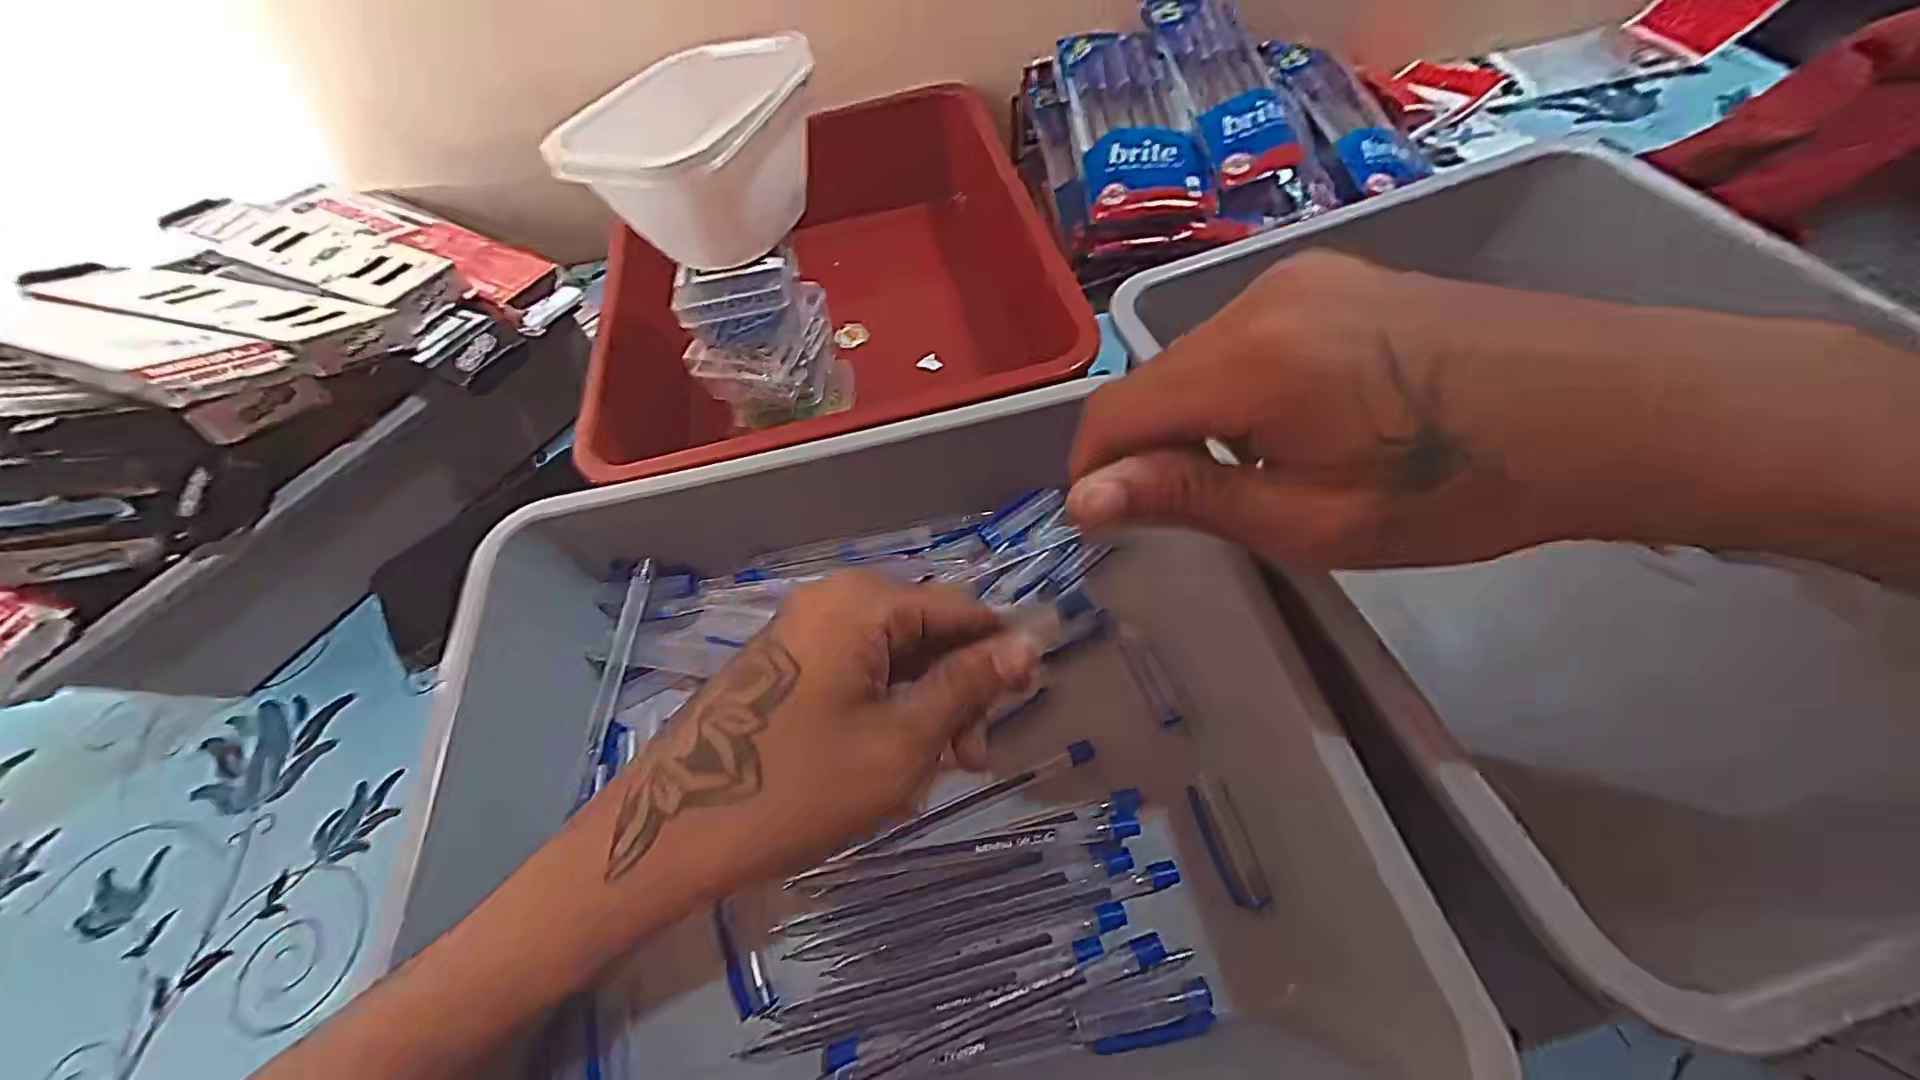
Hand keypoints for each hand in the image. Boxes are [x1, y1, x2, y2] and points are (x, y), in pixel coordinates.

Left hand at [603, 572, 1038, 887]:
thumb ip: (967, 685)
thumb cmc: (797, 787)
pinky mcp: (787, 663)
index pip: (961, 609)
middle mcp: (834, 600)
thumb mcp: (901, 741)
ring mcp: (805, 630)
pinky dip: (884, 711)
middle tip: (970, 759)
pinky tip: (887, 763)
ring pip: (893, 658)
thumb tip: (1026, 644)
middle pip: (926, 632)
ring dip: (922, 708)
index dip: (1000, 652)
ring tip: (927, 773)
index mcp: (864, 602)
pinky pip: (857, 672)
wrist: (669, 832)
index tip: (1025, 702)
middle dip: (956, 692)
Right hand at [1069, 250, 1919, 575]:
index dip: (1093, 469)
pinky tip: (1285, 424)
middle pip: (1148, 381)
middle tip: (1195, 509)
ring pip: (1188, 360)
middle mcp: (1257, 298)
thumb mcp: (1306, 519)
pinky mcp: (1326, 276)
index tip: (1109, 521)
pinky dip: (1226, 392)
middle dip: (1145, 449)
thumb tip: (1081, 500)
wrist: (1619, 407)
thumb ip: (1183, 497)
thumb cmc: (1456, 488)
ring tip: (1250, 471)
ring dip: (1186, 420)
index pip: (1115, 410)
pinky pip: (1234, 340)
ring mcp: (1294, 277)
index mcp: (1250, 359)